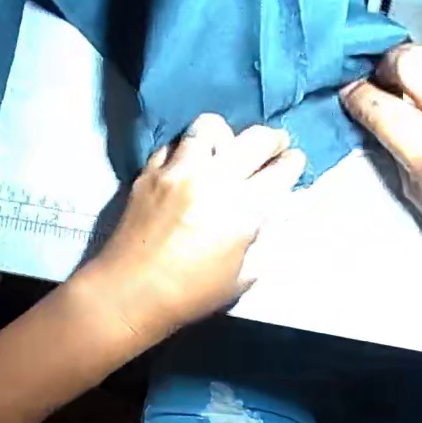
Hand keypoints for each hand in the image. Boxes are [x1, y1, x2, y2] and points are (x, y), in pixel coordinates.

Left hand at [74, 114, 305, 340]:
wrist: (128, 292)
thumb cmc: (188, 294)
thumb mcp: (240, 278)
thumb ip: (257, 241)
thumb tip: (263, 217)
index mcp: (242, 208)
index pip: (280, 170)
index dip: (292, 163)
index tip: (293, 162)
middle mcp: (212, 179)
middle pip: (254, 138)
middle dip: (271, 139)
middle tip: (272, 145)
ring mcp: (177, 172)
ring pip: (207, 127)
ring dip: (223, 136)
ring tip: (223, 148)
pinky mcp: (147, 174)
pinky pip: (171, 146)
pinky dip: (183, 151)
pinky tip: (185, 165)